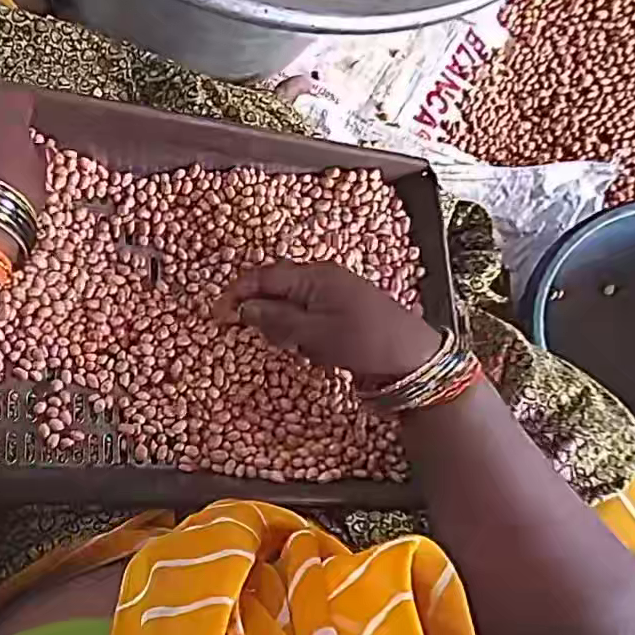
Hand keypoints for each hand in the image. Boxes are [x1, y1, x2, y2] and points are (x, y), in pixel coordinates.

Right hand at [213, 261, 440, 384]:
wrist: (415, 358)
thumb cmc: (364, 343)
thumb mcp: (314, 334)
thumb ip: (276, 319)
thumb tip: (244, 308)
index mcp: (314, 276)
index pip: (263, 276)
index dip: (237, 293)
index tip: (219, 315)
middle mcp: (323, 278)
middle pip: (276, 286)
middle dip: (259, 308)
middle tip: (250, 333)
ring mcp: (335, 293)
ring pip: (291, 302)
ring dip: (281, 322)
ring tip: (291, 346)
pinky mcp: (343, 310)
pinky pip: (308, 313)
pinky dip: (299, 328)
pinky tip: (309, 348)